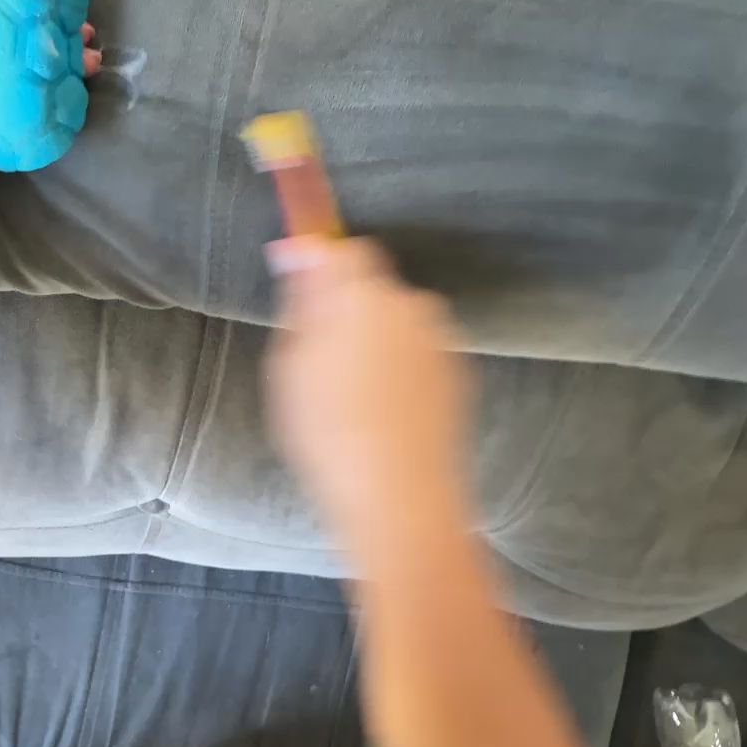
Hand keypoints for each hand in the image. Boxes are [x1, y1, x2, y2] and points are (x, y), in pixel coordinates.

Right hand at [264, 236, 475, 548]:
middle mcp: (409, 306)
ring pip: (396, 322)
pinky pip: (417, 354)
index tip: (293, 274)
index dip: (316, 258)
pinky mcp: (457, 374)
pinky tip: (378, 411)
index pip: (343, 249)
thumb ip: (300, 304)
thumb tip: (301, 258)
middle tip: (314, 355)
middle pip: (371, 287)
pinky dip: (398, 369)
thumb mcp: (288, 367)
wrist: (398, 496)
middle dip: (344, 307)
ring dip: (373, 339)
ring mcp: (439, 340)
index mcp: (362, 297)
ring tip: (347, 394)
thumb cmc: (330, 434)